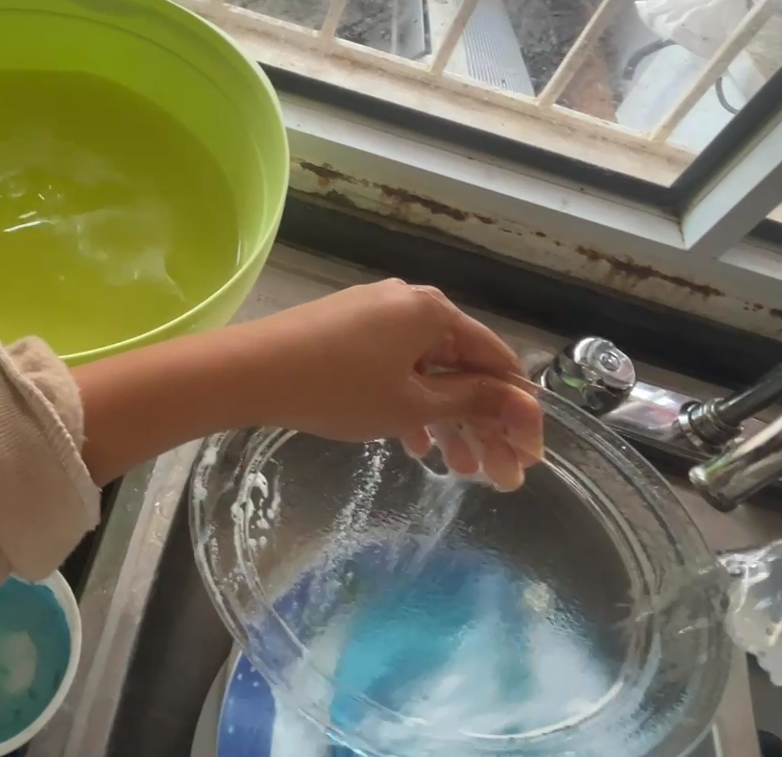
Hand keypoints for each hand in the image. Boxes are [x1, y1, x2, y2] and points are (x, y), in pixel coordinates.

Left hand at [72, 280, 544, 489]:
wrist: (253, 370)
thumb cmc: (340, 389)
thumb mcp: (413, 403)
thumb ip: (472, 402)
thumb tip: (522, 404)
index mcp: (434, 312)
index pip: (496, 359)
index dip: (517, 410)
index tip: (527, 456)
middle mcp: (410, 303)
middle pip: (463, 367)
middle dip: (482, 424)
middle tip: (496, 478)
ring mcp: (376, 315)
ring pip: (428, 371)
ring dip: (447, 420)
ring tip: (457, 471)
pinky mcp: (350, 330)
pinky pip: (396, 367)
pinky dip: (411, 403)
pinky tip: (415, 444)